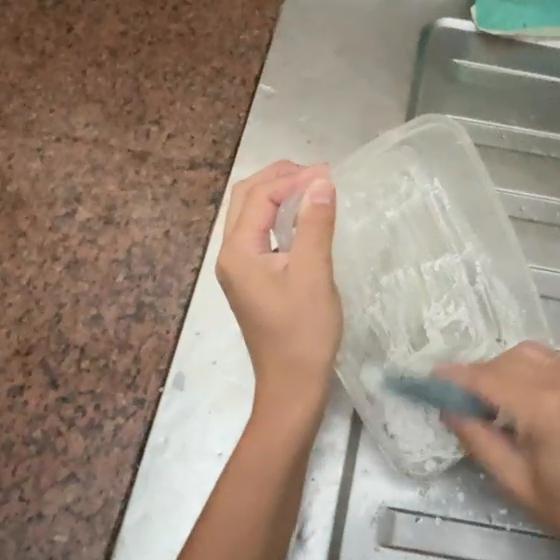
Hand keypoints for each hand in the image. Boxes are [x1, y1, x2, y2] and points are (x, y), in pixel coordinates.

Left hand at [216, 161, 341, 415]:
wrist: (292, 386)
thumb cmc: (303, 332)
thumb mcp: (314, 274)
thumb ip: (315, 224)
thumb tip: (321, 181)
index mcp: (239, 252)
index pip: (258, 197)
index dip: (291, 178)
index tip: (328, 173)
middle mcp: (231, 256)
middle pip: (246, 200)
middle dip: (279, 179)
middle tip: (317, 173)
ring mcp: (240, 270)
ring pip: (252, 217)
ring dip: (279, 197)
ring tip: (314, 188)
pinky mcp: (253, 281)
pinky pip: (261, 236)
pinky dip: (281, 218)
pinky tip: (306, 220)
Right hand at [438, 342, 559, 559]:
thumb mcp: (516, 481)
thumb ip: (478, 439)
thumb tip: (447, 408)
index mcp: (544, 407)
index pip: (487, 379)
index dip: (455, 378)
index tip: (429, 379)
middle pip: (506, 360)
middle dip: (479, 376)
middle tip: (459, 402)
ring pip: (528, 354)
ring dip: (503, 369)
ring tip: (489, 401)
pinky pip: (550, 361)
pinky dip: (527, 370)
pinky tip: (521, 399)